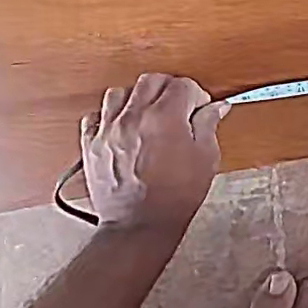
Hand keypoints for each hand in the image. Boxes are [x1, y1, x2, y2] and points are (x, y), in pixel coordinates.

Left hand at [82, 73, 227, 230]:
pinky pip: (94, 117)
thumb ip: (208, 126)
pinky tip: (121, 126)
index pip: (182, 85)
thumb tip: (215, 108)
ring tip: (147, 114)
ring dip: (136, 98)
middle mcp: (134, 118)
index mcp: (164, 118)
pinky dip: (107, 116)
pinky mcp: (92, 145)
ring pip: (119, 93)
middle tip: (177, 105)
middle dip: (168, 88)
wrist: (139, 226)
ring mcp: (109, 130)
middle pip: (150, 80)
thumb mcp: (204, 159)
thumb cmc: (174, 198)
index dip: (195, 94)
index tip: (199, 107)